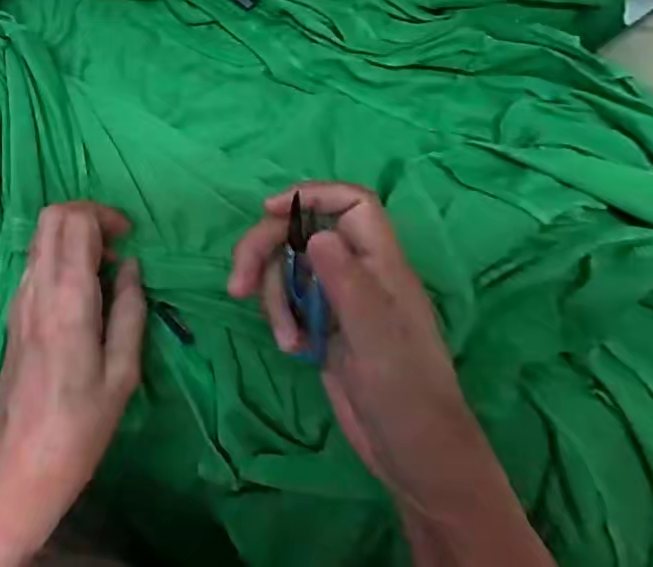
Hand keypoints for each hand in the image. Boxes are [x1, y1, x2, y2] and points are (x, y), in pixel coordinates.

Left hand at [0, 201, 144, 566]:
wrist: (21, 458)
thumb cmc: (81, 422)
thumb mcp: (123, 372)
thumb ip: (130, 311)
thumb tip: (132, 267)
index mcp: (68, 297)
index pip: (75, 221)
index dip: (104, 216)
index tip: (129, 238)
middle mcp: (38, 285)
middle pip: (52, 215)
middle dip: (87, 215)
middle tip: (115, 243)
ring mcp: (20, 295)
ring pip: (40, 235)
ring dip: (73, 234)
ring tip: (104, 267)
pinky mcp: (14, 309)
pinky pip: (35, 260)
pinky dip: (60, 254)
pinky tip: (82, 289)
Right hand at [228, 182, 553, 564]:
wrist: (414, 457)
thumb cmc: (406, 394)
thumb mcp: (376, 337)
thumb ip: (347, 281)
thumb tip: (316, 234)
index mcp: (381, 263)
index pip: (352, 203)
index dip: (312, 195)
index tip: (269, 211)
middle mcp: (358, 272)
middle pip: (302, 233)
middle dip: (265, 251)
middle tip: (238, 284)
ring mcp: (338, 299)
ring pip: (288, 267)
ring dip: (272, 295)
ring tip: (284, 337)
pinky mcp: (323, 325)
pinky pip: (288, 300)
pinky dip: (279, 317)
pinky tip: (291, 347)